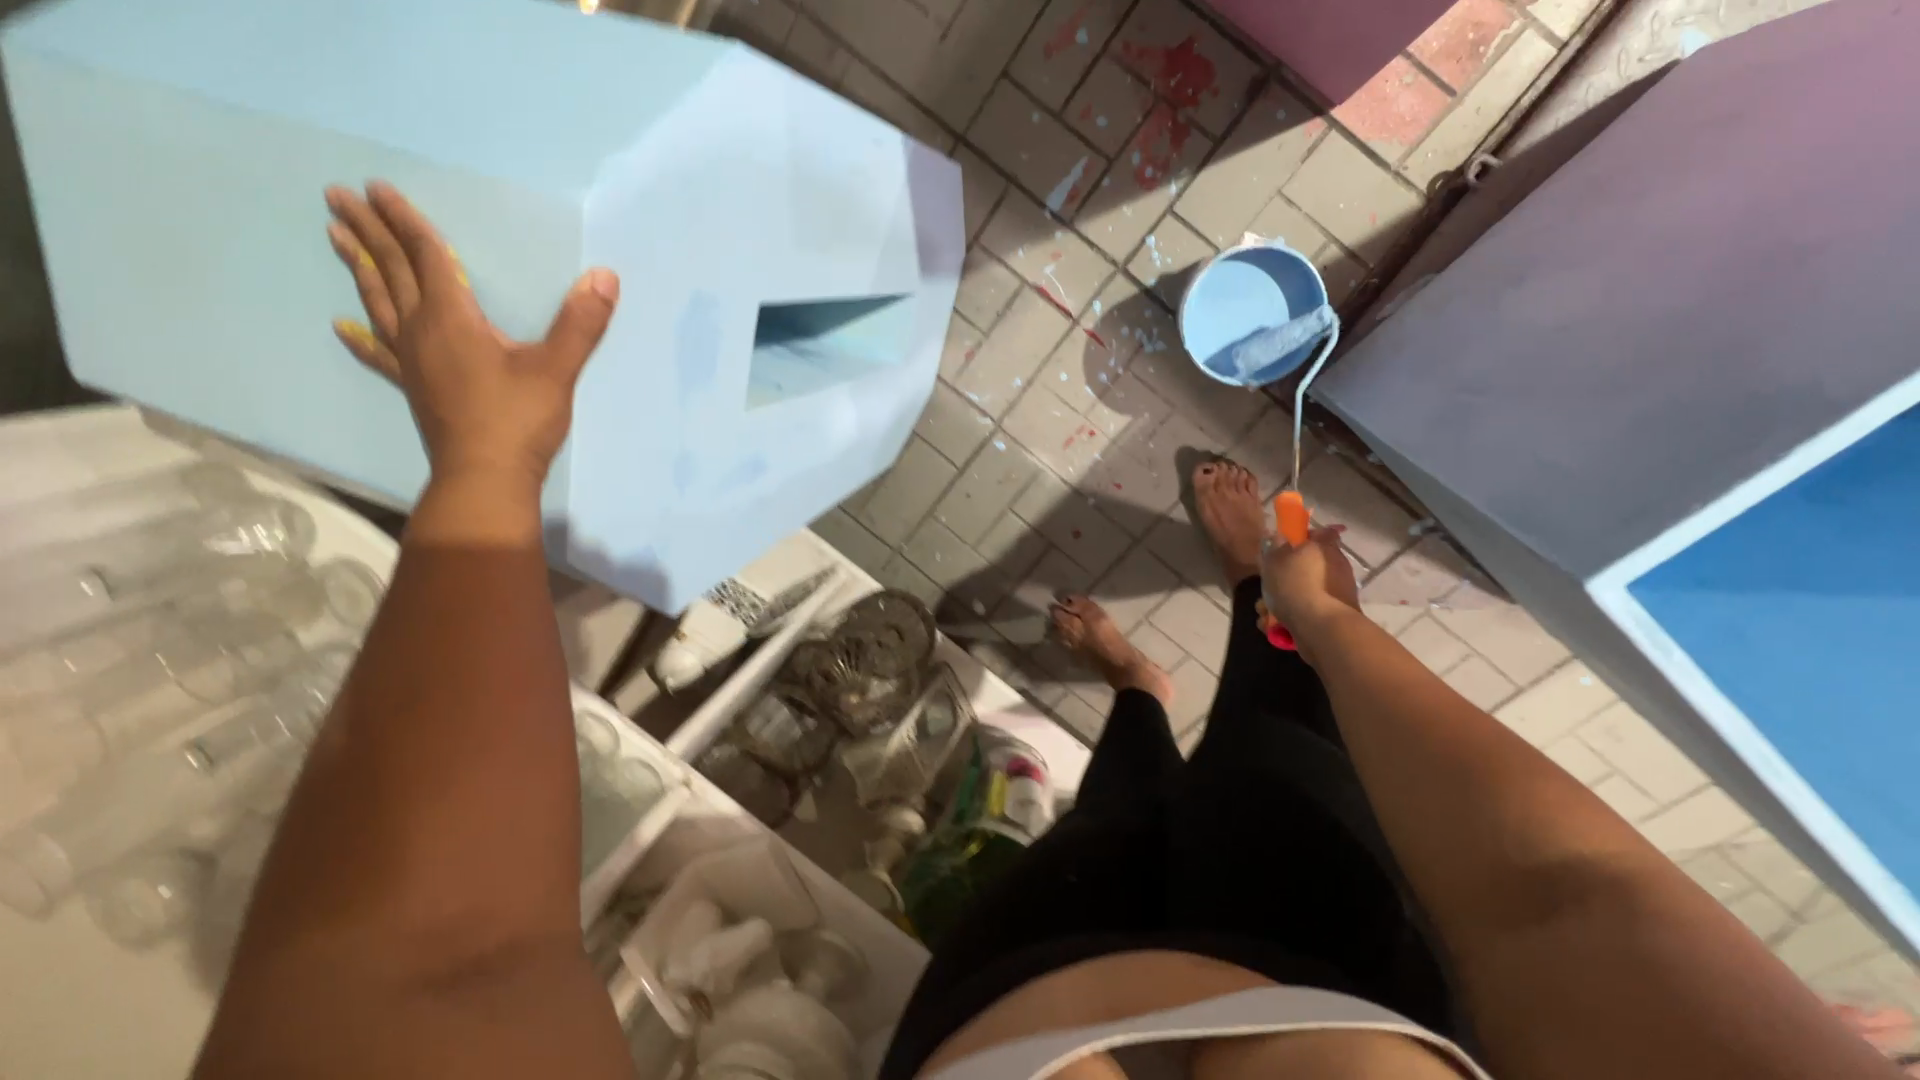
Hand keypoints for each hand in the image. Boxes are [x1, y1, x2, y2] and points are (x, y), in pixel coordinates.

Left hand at [325, 181, 619, 491]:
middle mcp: (423, 331)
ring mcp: (412, 361)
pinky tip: (340, 326)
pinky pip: (379, 353)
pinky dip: (359, 337)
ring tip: (335, 236)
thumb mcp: (557, 370)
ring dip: (359, 268)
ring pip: (379, 303)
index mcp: (453, 319)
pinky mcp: (414, 388)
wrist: (484, 477)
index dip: (406, 221)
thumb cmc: (518, 421)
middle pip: (392, 271)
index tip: (378, 188)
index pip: (427, 257)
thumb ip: (579, 323)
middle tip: (337, 196)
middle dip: (369, 232)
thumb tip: (604, 277)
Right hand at [1259, 524, 1360, 637]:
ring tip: (1265, 613)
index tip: (1285, 546)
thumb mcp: (1275, 560)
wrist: (1320, 627)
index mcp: (1326, 548)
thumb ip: (1274, 546)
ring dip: (1281, 601)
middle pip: (1307, 566)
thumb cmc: (1296, 585)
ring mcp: (1336, 593)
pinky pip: (1307, 612)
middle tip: (1267, 586)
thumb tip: (1277, 536)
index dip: (1303, 537)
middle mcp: (1335, 568)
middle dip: (1283, 577)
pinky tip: (1274, 627)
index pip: (1321, 533)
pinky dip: (1290, 618)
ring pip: (1303, 591)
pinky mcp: (1332, 616)